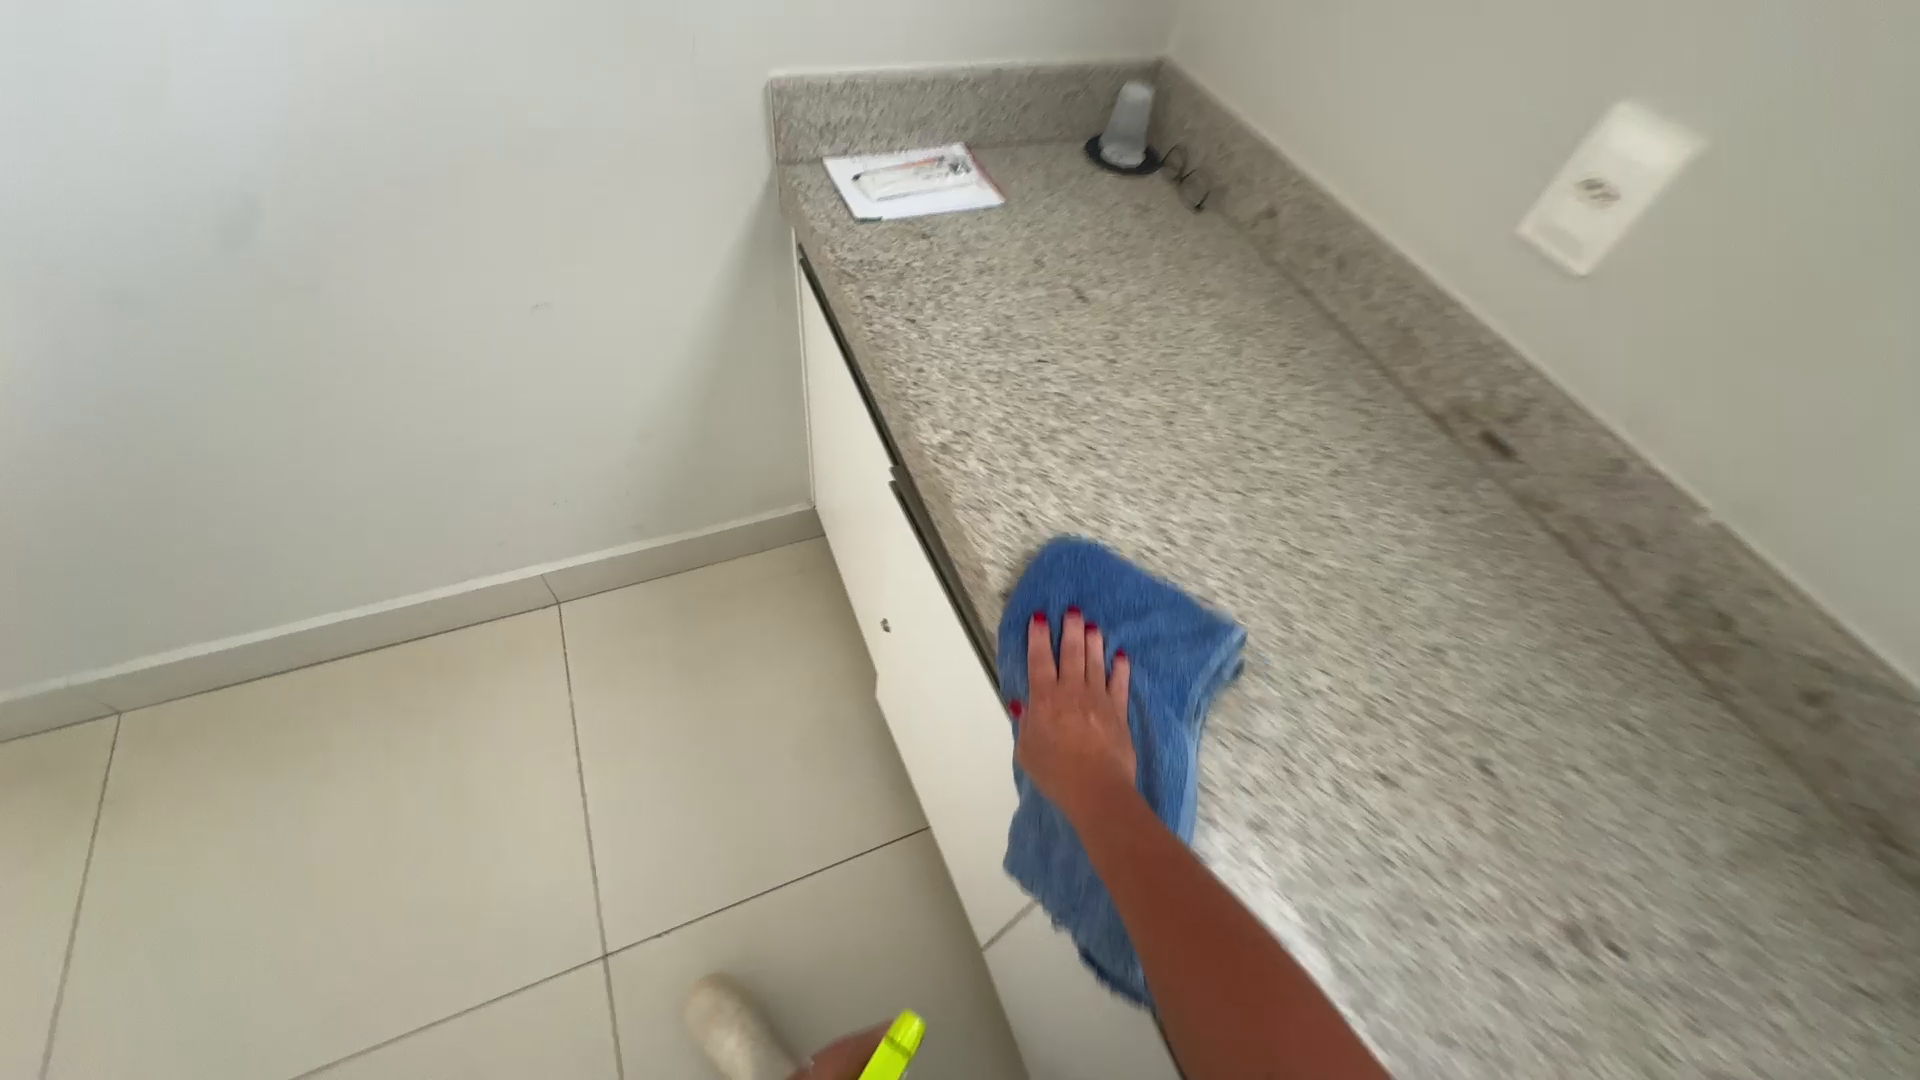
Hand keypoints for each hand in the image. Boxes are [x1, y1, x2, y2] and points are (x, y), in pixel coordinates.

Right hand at [1012, 607, 1137, 824]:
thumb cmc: (1055, 773)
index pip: (1040, 660)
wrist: (1097, 788)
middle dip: (1071, 629)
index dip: (1039, 637)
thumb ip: (1025, 724)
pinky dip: (1121, 668)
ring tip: (1093, 625)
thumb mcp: (1027, 751)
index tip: (1039, 617)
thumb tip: (1021, 704)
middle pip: (1072, 653)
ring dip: (1095, 642)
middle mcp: (1072, 692)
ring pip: (1096, 662)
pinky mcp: (1118, 712)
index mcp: (1045, 700)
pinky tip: (1121, 656)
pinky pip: (1120, 684)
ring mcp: (1098, 699)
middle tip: (1073, 610)